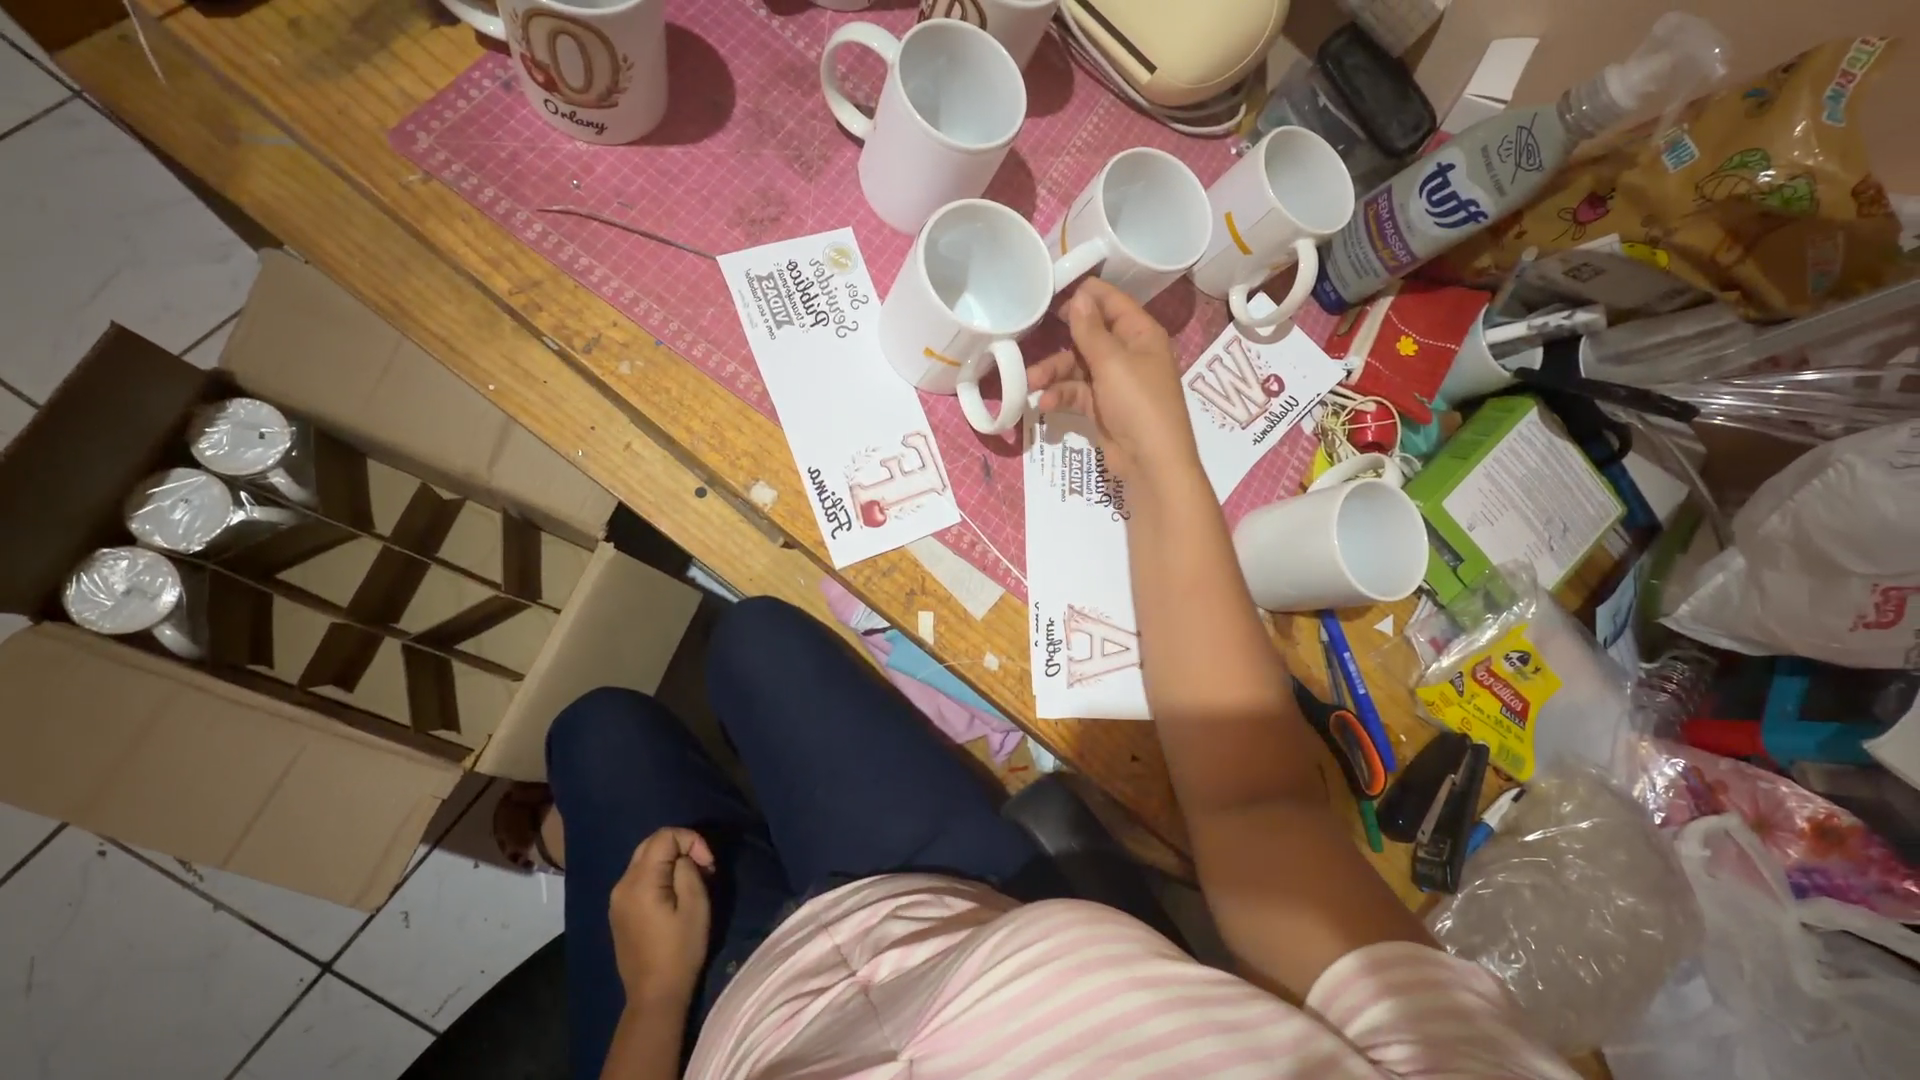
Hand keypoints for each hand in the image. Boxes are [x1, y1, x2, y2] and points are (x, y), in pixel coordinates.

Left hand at [609, 827, 713, 1006]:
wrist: (654, 994)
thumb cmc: (680, 950)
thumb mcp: (695, 906)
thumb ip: (688, 871)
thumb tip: (683, 859)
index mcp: (639, 882)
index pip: (664, 836)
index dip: (691, 840)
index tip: (708, 864)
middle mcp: (622, 885)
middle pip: (651, 844)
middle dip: (681, 846)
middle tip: (704, 867)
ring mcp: (617, 899)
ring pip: (645, 859)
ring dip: (671, 860)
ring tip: (693, 880)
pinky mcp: (619, 911)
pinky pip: (639, 878)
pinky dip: (659, 874)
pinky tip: (675, 894)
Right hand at [1029, 279, 1201, 487]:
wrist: (1152, 462)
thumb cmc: (1139, 404)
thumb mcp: (1112, 362)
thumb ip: (1090, 330)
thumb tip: (1078, 296)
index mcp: (1140, 334)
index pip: (1111, 302)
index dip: (1084, 295)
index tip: (1050, 292)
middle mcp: (1128, 353)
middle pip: (1088, 335)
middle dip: (1060, 340)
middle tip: (1030, 335)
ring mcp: (1114, 381)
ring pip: (1077, 366)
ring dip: (1053, 373)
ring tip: (1030, 383)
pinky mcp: (1102, 406)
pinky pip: (1076, 392)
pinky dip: (1061, 396)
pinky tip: (1045, 404)